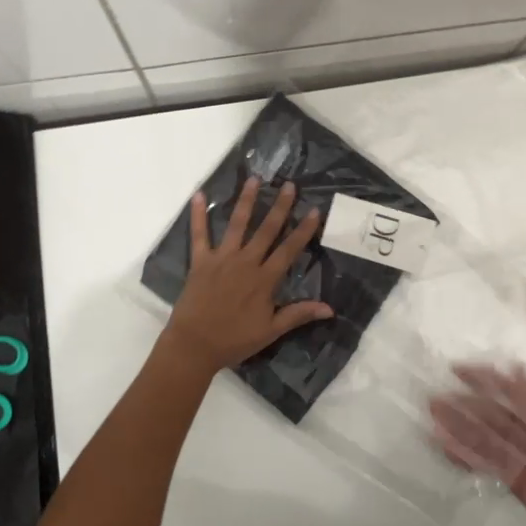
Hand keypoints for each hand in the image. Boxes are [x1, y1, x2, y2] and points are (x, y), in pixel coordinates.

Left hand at [162, 178, 333, 374]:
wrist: (195, 345)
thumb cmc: (234, 340)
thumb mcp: (271, 330)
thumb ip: (298, 314)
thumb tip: (330, 308)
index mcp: (264, 279)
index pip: (288, 250)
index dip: (303, 230)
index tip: (314, 210)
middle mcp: (245, 262)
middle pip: (266, 230)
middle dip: (279, 207)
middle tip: (289, 185)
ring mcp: (221, 259)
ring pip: (236, 225)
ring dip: (246, 201)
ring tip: (254, 180)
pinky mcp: (200, 261)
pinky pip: (199, 234)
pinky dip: (197, 215)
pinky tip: (198, 195)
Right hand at [429, 364, 525, 525]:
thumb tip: (516, 365)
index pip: (510, 391)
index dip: (485, 379)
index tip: (456, 370)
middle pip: (493, 415)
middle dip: (465, 405)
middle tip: (435, 399)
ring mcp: (520, 455)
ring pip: (485, 437)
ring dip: (460, 427)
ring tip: (433, 419)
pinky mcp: (512, 477)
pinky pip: (485, 461)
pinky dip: (466, 454)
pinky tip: (445, 447)